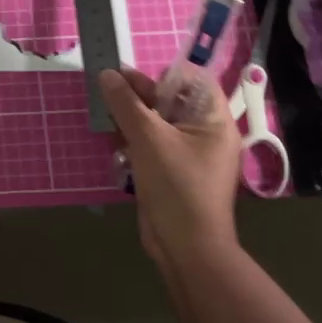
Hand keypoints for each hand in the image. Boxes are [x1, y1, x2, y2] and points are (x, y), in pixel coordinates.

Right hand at [100, 65, 242, 264]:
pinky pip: (155, 145)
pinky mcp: (174, 173)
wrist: (186, 248)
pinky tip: (114, 141)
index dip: (165, 75)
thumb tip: (107, 74)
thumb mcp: (147, 138)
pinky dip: (135, 139)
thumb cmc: (176, 185)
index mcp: (214, 122)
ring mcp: (191, 156)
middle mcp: (207, 135)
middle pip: (172, 100)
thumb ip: (125, 103)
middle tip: (108, 88)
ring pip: (159, 123)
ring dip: (133, 117)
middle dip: (140, 94)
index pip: (194, 81)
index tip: (135, 79)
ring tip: (107, 114)